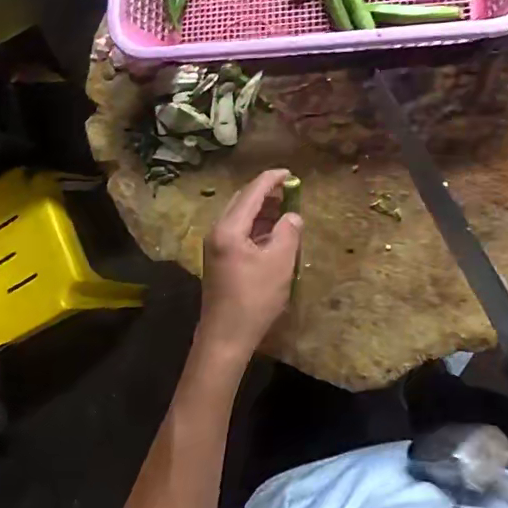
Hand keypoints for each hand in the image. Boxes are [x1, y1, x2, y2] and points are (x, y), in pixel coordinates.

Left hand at [193, 169, 301, 365]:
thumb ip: (288, 233)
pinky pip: (238, 232)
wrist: (226, 335)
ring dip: (261, 210)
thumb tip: (292, 215)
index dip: (271, 180)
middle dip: (265, 193)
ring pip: (239, 217)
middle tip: (289, 189)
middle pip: (241, 201)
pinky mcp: (219, 259)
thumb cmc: (254, 299)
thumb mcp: (279, 263)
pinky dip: (255, 226)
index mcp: (229, 228)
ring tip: (285, 208)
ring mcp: (215, 246)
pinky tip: (272, 232)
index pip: (251, 193)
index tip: (289, 172)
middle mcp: (217, 231)